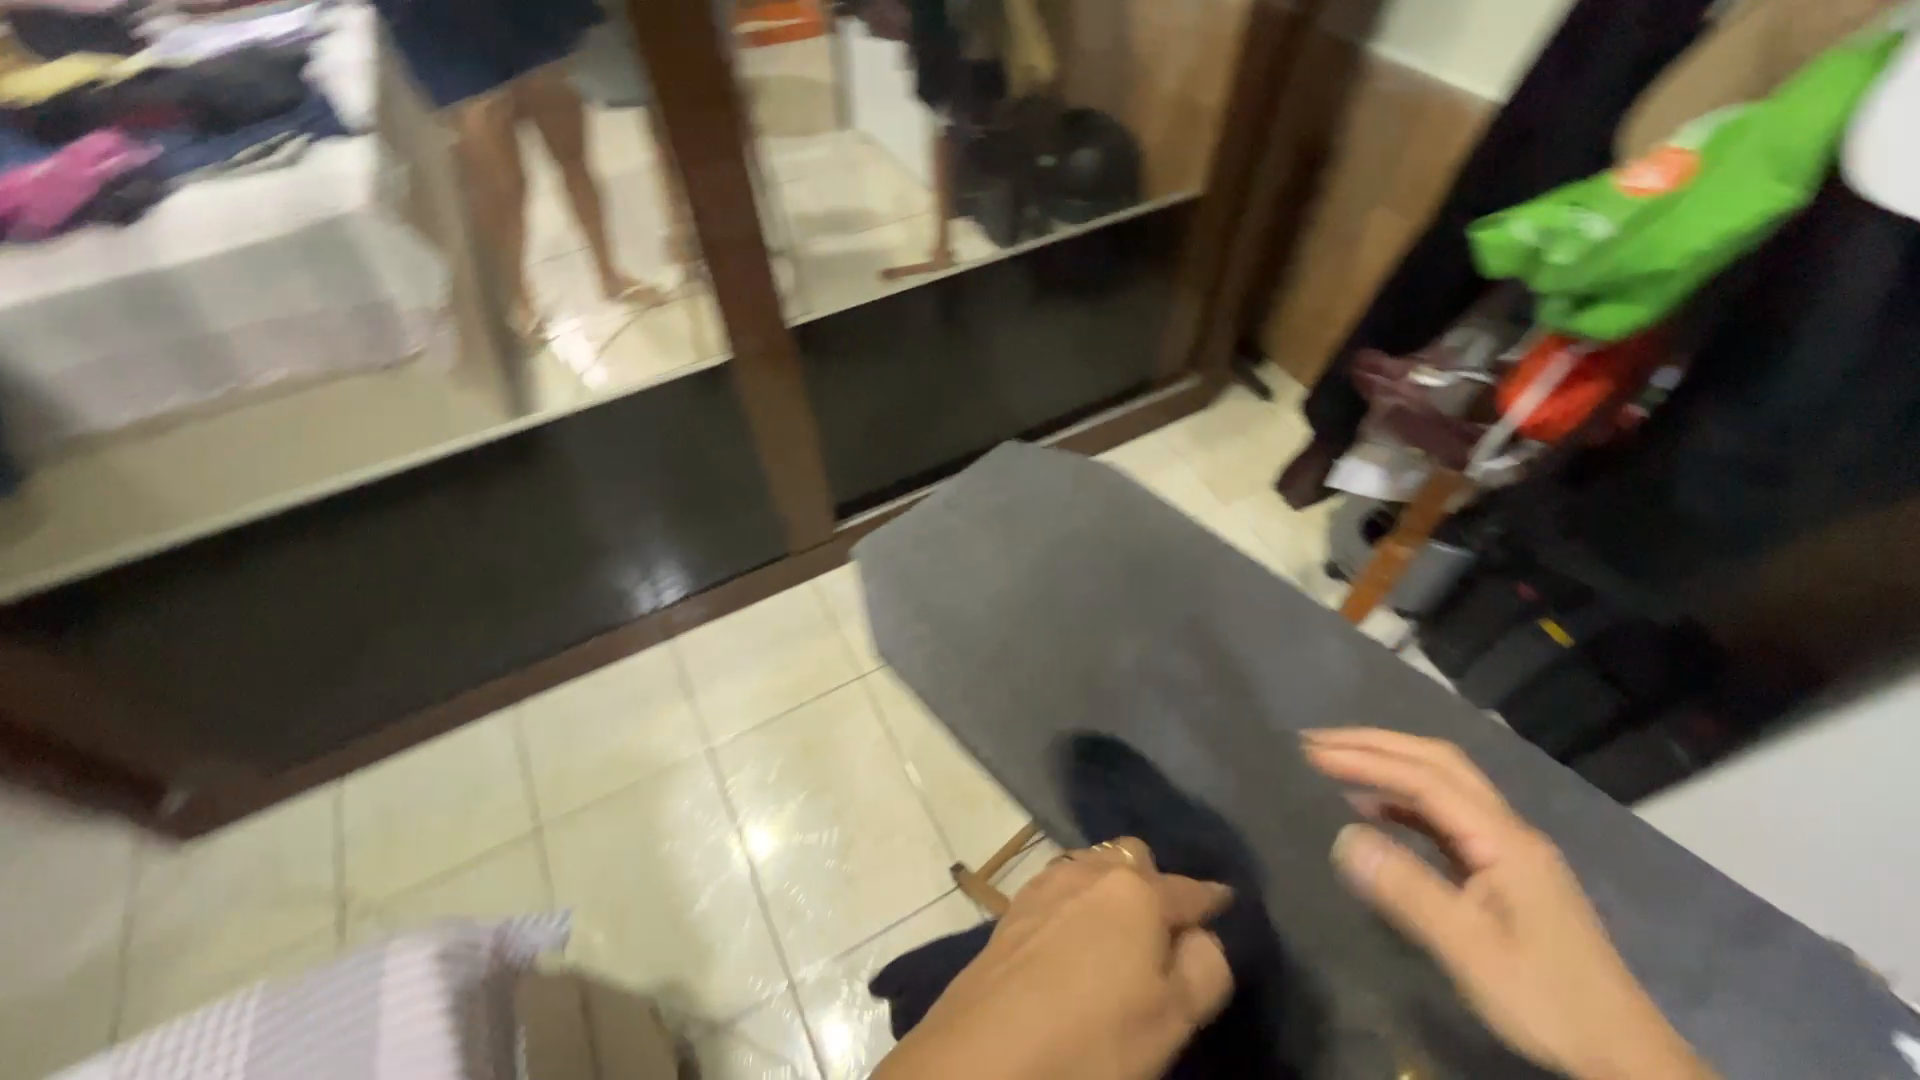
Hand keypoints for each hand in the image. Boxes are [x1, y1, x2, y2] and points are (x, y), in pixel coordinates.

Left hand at [874, 837, 1234, 1079]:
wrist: (985, 1057)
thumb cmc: (1095, 1038)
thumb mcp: (1174, 1018)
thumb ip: (1205, 967)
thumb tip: (1200, 935)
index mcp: (1136, 890)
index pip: (1189, 889)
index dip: (1212, 899)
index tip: (1226, 902)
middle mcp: (1088, 873)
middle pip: (1131, 857)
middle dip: (1153, 880)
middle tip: (1163, 927)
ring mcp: (1043, 887)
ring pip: (1089, 867)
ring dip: (1109, 888)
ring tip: (1117, 932)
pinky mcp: (1011, 911)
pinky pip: (1057, 890)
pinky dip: (1075, 903)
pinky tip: (1072, 938)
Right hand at [1304, 728, 1716, 1079]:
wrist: (1620, 1051)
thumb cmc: (1543, 997)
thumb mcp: (1468, 947)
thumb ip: (1406, 889)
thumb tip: (1342, 836)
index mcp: (1504, 839)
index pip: (1425, 778)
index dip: (1365, 759)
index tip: (1310, 753)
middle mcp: (1509, 830)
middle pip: (1439, 763)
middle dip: (1376, 745)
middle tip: (1316, 742)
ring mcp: (1509, 849)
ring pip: (1444, 785)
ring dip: (1389, 766)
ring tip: (1335, 766)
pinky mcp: (1504, 871)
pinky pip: (1445, 816)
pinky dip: (1404, 801)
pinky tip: (1375, 813)